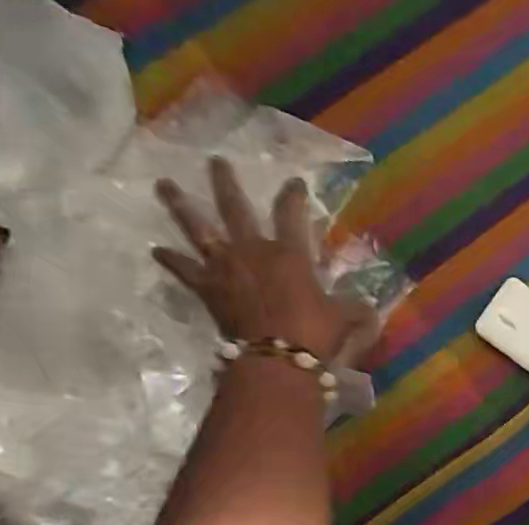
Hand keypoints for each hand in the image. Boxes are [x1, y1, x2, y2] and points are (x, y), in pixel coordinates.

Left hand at [152, 156, 367, 361]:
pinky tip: (156, 250)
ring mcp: (226, 267)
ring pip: (198, 228)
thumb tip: (372, 310)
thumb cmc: (315, 336)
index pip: (291, 214)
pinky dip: (170, 261)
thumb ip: (356, 310)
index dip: (293, 196)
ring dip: (180, 205)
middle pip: (234, 208)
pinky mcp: (207, 289)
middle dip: (225, 183)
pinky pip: (184, 270)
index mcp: (290, 254)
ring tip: (163, 185)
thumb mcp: (346, 321)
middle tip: (215, 161)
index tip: (294, 182)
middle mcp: (253, 250)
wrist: (277, 360)